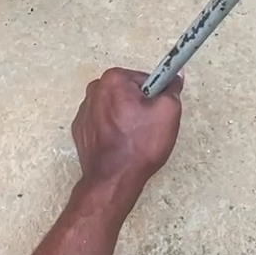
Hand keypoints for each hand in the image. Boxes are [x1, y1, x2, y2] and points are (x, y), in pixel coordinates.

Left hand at [70, 68, 183, 193]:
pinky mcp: (81, 129)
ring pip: (115, 107)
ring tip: (134, 138)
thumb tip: (174, 76)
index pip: (145, 79)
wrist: (114, 178)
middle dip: (140, 106)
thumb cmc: (139, 145)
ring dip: (126, 118)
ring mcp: (84, 111)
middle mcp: (94, 90)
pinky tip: (120, 144)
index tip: (157, 111)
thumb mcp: (168, 111)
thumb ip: (172, 88)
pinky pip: (103, 122)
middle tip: (148, 126)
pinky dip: (112, 130)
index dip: (156, 96)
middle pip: (128, 92)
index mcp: (113, 79)